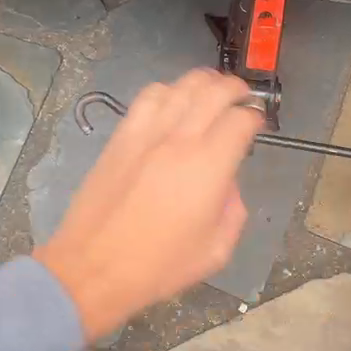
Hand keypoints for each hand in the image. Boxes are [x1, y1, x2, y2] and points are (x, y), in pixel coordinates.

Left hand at [35, 70, 264, 340]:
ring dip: (203, 83)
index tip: (258, 124)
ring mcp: (146, 133)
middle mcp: (179, 139)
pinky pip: (148, 97)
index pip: (240, 120)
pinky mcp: (121, 136)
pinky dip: (168, 91)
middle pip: (214, 91)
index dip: (255, 117)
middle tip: (242, 98)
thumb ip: (234, 209)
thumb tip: (227, 183)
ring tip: (212, 92)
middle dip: (235, 89)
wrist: (93, 267)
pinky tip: (173, 102)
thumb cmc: (158, 266)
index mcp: (209, 167)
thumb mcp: (216, 250)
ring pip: (181, 86)